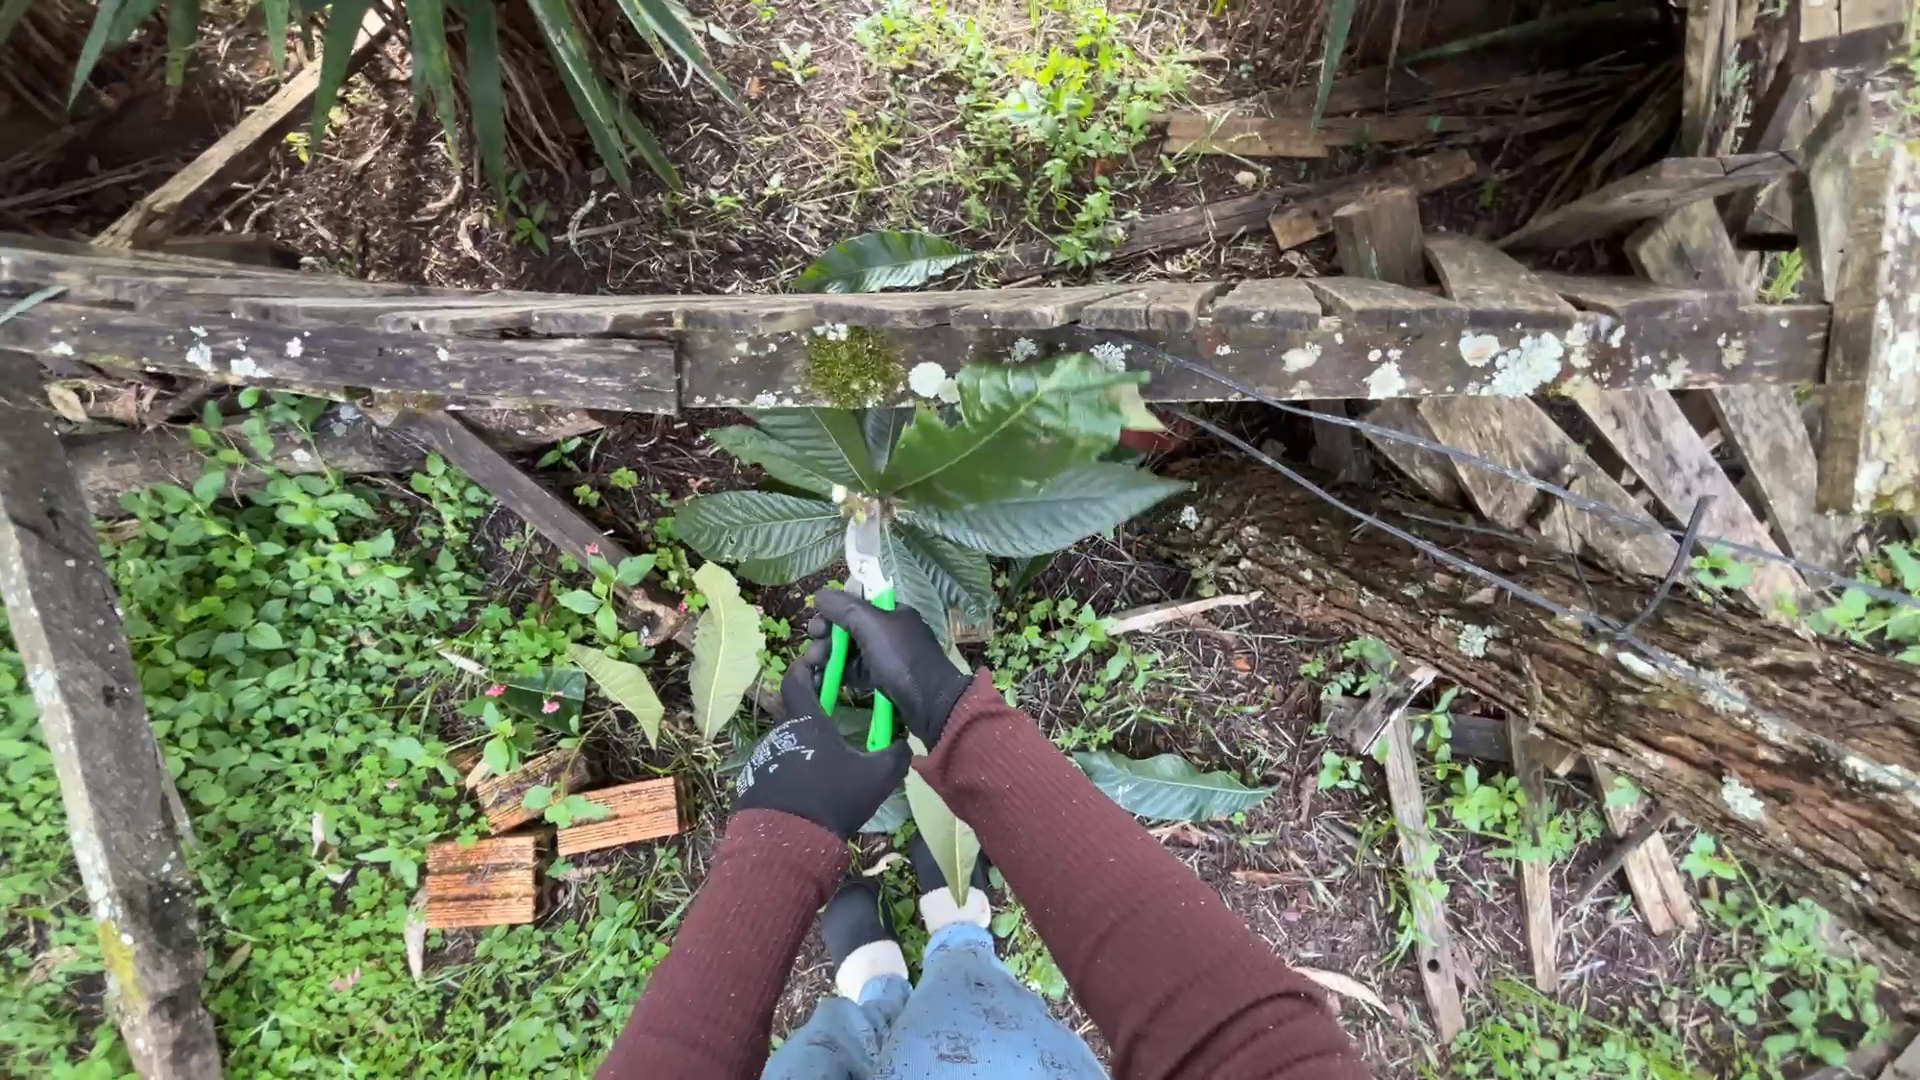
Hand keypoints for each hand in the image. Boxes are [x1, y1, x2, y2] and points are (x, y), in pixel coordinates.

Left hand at [733, 656, 911, 838]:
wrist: (786, 845)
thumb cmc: (832, 798)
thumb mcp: (876, 776)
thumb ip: (896, 755)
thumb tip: (906, 744)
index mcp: (806, 721)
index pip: (797, 678)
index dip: (807, 663)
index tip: (820, 658)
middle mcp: (780, 733)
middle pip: (797, 713)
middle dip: (816, 714)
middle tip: (838, 724)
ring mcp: (764, 758)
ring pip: (789, 743)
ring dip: (806, 747)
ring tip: (828, 766)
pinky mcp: (755, 783)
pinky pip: (778, 768)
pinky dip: (794, 771)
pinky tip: (811, 791)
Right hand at [807, 590, 973, 749]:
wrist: (929, 703)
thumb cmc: (901, 658)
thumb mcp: (872, 626)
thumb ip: (844, 607)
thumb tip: (820, 595)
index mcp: (890, 611)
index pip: (853, 603)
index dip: (831, 613)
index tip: (817, 627)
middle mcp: (886, 630)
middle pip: (846, 627)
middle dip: (825, 637)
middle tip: (813, 651)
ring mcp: (883, 656)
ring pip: (846, 650)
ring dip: (826, 655)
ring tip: (812, 666)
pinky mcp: (878, 679)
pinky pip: (851, 671)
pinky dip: (835, 673)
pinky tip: (818, 680)